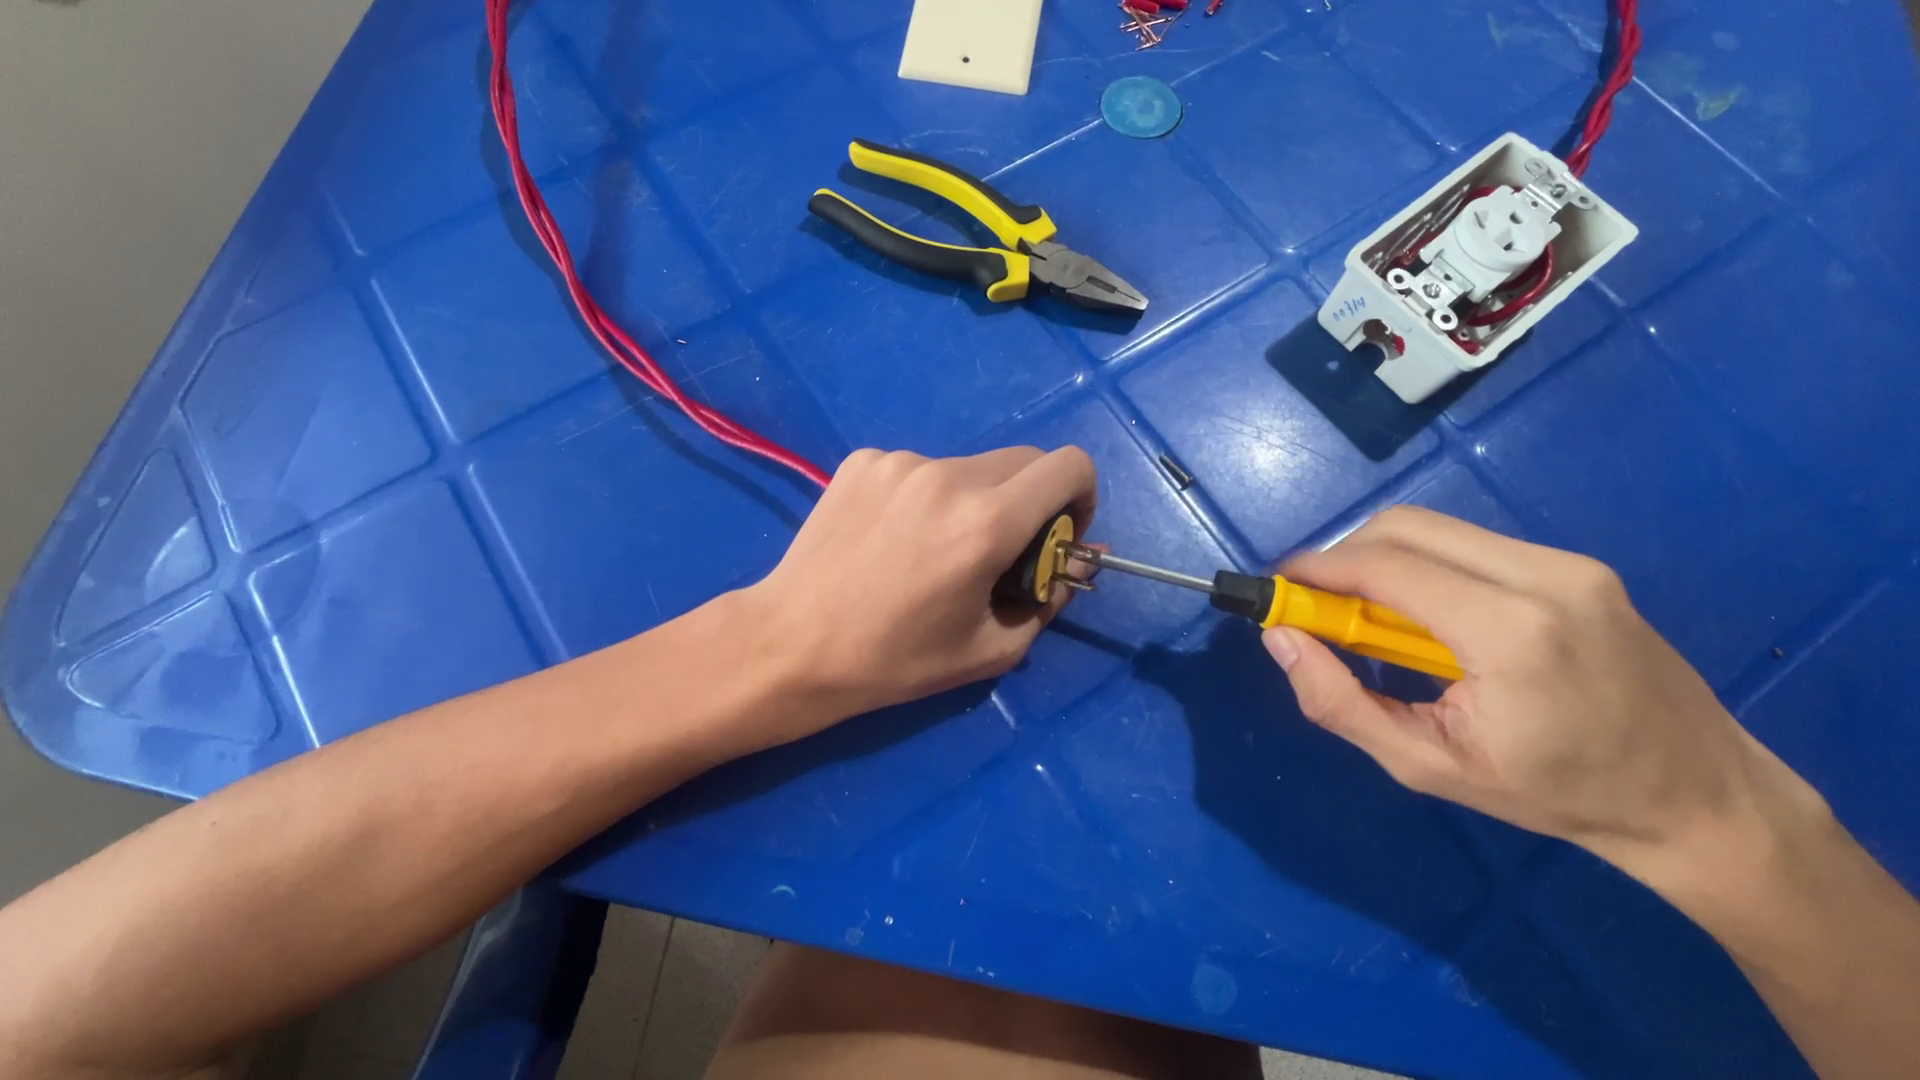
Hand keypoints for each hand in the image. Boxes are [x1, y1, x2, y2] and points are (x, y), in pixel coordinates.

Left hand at [747, 446, 1096, 734]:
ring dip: (973, 501)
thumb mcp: (991, 649)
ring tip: (932, 552)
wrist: (792, 645)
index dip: (1081, 496)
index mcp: (987, 522)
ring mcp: (898, 462)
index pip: (1070, 466)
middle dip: (1031, 502)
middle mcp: (947, 475)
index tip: (1058, 534)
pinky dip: (924, 498)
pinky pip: (919, 470)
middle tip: (1001, 552)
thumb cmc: (895, 661)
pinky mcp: (861, 461)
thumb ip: (1050, 599)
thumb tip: (1080, 561)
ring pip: (969, 467)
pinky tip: (892, 540)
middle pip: (1024, 462)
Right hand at [1263, 506, 1810, 868]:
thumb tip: (1281, 640)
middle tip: (1318, 606)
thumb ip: (1339, 702)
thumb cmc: (1556, 795)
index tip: (1276, 591)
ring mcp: (1571, 563)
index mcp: (1507, 630)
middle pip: (1405, 526)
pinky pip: (1475, 545)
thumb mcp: (1428, 766)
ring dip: (1384, 559)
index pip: (1384, 565)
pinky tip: (1431, 618)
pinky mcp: (1581, 566)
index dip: (1316, 570)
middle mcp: (1542, 575)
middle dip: (1343, 556)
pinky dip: (1428, 566)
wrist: (1700, 798)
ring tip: (1372, 618)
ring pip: (1439, 528)